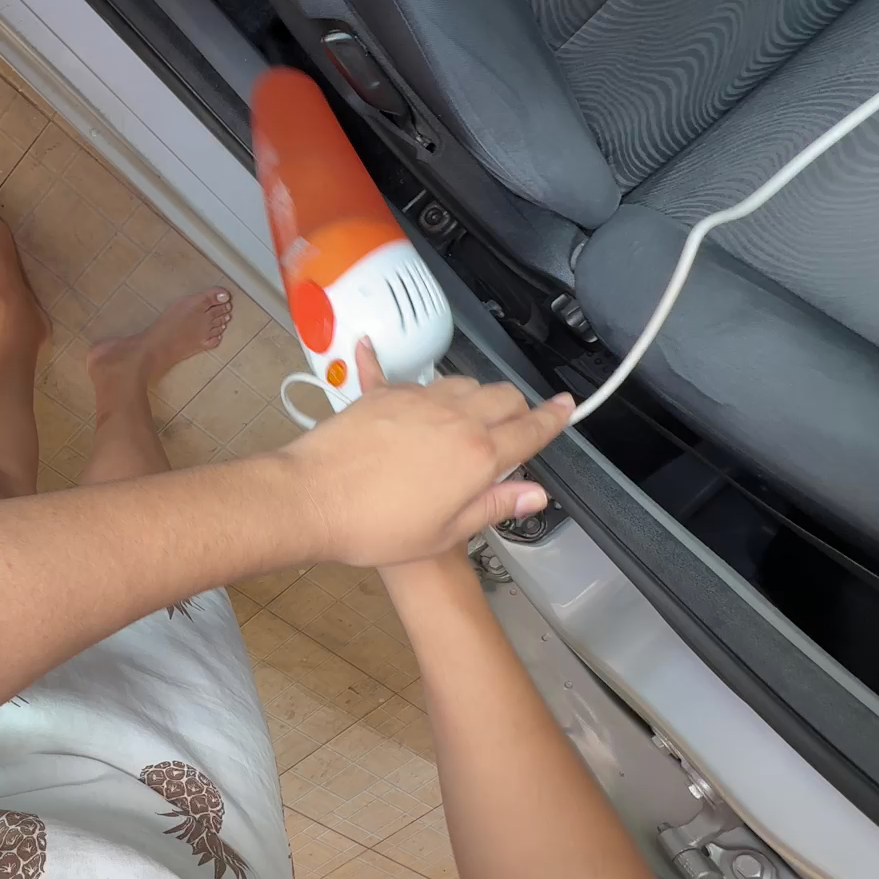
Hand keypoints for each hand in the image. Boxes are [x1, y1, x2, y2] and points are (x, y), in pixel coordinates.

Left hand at [276, 339, 572, 566]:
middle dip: (515, 407)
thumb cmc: (374, 527)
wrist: (311, 499)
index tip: (567, 407)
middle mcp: (452, 418)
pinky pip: (393, 372)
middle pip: (502, 396)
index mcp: (477, 456)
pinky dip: (390, 366)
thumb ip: (493, 506)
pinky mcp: (378, 394)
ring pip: (460, 382)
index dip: (555, 419)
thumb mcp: (444, 533)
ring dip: (470, 394)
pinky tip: (370, 345)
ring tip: (462, 415)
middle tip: (511, 424)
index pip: (532, 430)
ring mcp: (414, 400)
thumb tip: (536, 493)